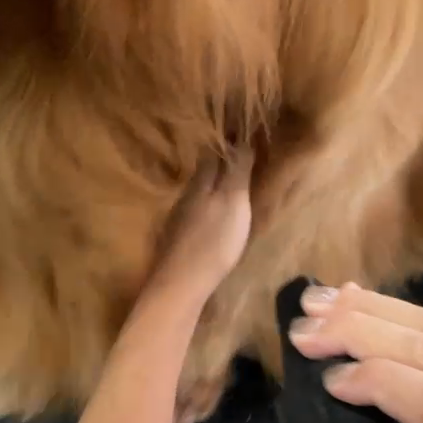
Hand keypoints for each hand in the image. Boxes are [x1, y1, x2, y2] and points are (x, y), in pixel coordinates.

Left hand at [142, 153, 252, 308]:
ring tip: (232, 191)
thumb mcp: (233, 200)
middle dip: (221, 167)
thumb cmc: (213, 240)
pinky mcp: (177, 240)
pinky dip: (207, 211)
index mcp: (200, 181)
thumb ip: (236, 170)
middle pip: (203, 174)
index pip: (213, 153)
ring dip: (213, 190)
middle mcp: (185, 195)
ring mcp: (178, 219)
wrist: (182, 283)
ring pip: (198, 195)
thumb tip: (240, 138)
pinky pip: (195, 216)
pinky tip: (214, 220)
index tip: (244, 140)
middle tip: (242, 164)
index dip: (228, 145)